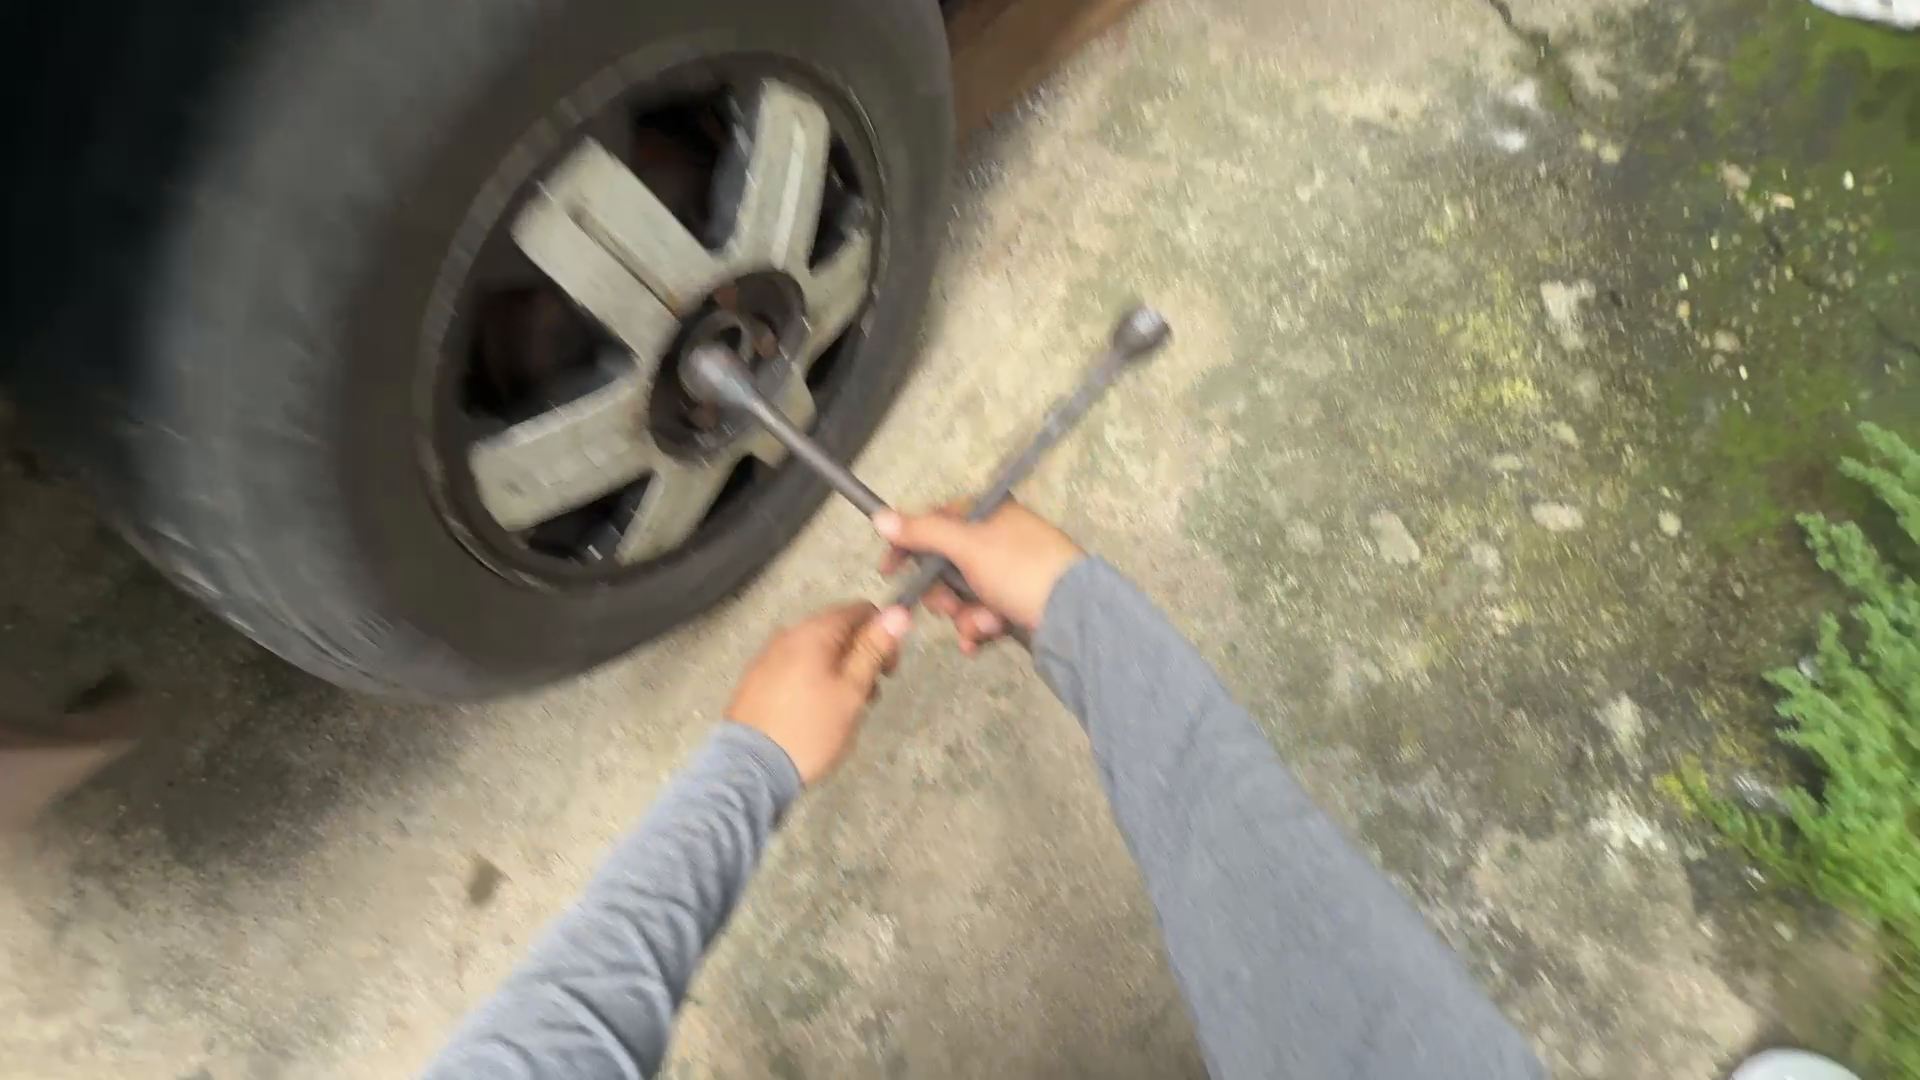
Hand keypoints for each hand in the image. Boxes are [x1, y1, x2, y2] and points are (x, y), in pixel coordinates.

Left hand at [728, 602, 911, 784]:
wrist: (749, 770)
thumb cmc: (810, 728)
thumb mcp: (852, 690)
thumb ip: (873, 649)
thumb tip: (898, 612)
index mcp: (814, 632)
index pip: (861, 610)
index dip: (883, 635)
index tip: (887, 671)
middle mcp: (788, 635)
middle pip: (838, 630)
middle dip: (860, 656)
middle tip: (867, 696)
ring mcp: (768, 656)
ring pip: (817, 651)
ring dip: (838, 671)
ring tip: (842, 710)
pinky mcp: (756, 679)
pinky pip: (796, 667)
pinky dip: (814, 680)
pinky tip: (814, 713)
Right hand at [874, 500, 1083, 653]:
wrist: (1076, 615)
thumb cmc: (1020, 569)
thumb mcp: (968, 545)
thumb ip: (923, 531)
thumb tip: (880, 516)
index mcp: (989, 514)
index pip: (936, 522)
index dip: (909, 545)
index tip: (889, 570)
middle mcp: (998, 539)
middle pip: (946, 565)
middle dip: (943, 593)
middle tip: (947, 605)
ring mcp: (1009, 573)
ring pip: (963, 594)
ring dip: (963, 615)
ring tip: (981, 625)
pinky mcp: (1018, 603)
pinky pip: (982, 613)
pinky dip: (979, 627)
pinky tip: (982, 640)